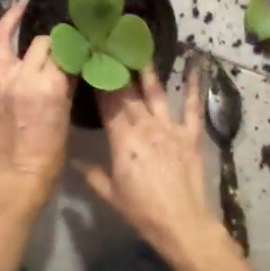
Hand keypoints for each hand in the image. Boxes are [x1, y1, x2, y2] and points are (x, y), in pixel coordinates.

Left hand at [0, 0, 71, 202]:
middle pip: (40, 43)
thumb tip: (71, 55)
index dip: (70, 43)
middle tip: (57, 36)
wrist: (21, 171)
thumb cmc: (52, 148)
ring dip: (13, 18)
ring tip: (21, 4)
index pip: (63, 51)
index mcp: (51, 85)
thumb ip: (67, 80)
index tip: (77, 39)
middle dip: (50, 39)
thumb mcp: (67, 111)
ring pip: (7, 38)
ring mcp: (1, 79)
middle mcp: (25, 77)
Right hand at [77, 64, 224, 264]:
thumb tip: (73, 159)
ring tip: (139, 47)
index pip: (107, 105)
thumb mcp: (111, 194)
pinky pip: (193, 106)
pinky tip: (196, 63)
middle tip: (110, 45)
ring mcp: (170, 129)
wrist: (183, 225)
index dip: (100, 82)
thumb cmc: (143, 212)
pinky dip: (194, 84)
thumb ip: (91, 173)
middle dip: (118, 69)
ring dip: (147, 70)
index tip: (92, 61)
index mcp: (122, 141)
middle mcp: (145, 128)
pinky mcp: (192, 135)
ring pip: (155, 93)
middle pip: (128, 94)